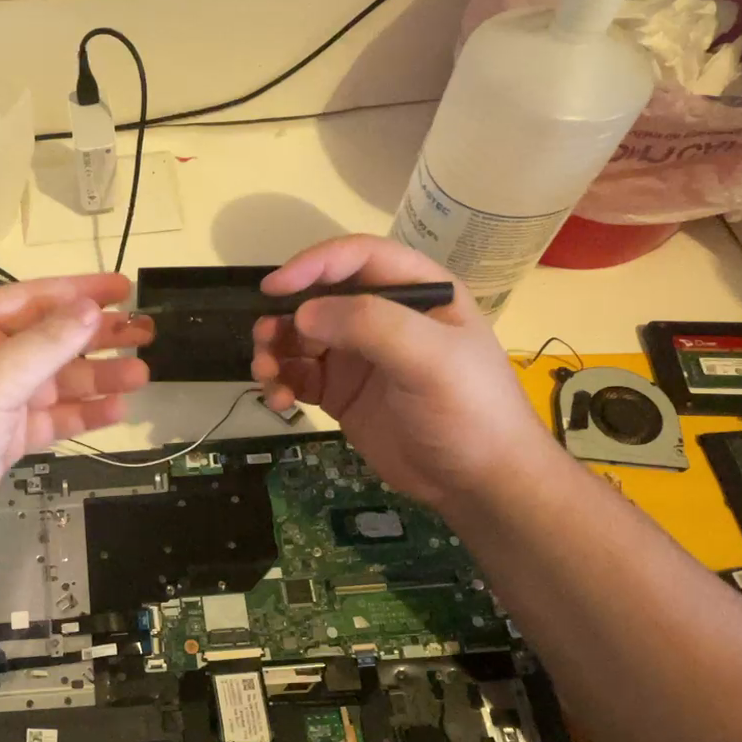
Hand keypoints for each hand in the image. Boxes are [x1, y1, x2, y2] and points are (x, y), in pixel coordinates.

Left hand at [0, 274, 153, 547]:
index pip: (31, 299)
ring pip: (56, 382)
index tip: (123, 289)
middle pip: (49, 340)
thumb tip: (91, 309)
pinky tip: (115, 409)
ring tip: (141, 374)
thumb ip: (45, 344)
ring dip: (97, 378)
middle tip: (144, 332)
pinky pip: (52, 418)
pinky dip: (82, 414)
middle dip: (96, 337)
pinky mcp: (6, 436)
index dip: (78, 292)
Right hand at [251, 235, 556, 508]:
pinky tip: (278, 401)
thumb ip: (370, 325)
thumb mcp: (431, 359)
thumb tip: (302, 313)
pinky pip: (298, 376)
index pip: (357, 258)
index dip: (313, 265)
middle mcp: (382, 317)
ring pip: (300, 338)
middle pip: (318, 298)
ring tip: (267, 377)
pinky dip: (280, 383)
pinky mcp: (341, 393)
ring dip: (275, 352)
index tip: (274, 288)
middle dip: (284, 316)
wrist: (477, 482)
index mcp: (415, 293)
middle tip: (264, 342)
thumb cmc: (468, 410)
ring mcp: (359, 357)